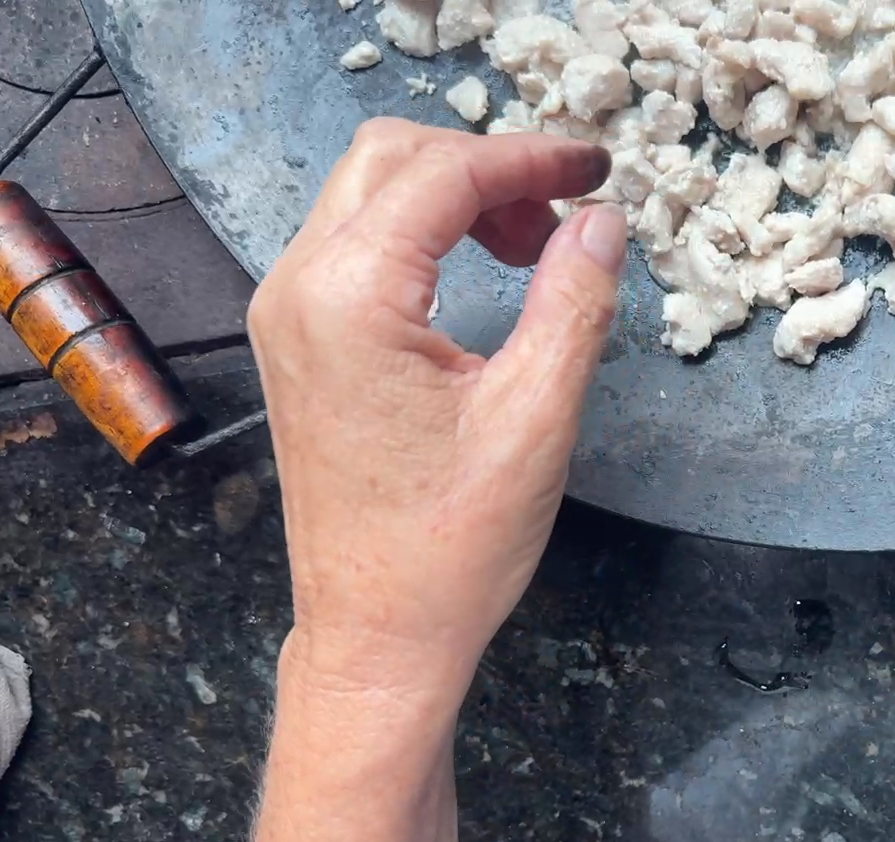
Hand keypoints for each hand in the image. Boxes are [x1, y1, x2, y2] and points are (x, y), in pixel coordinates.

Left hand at [247, 119, 624, 701]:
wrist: (382, 630)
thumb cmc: (458, 541)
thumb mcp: (537, 419)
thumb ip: (574, 305)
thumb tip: (604, 224)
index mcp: (348, 297)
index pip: (442, 174)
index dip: (531, 158)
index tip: (599, 169)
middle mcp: (297, 288)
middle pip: (393, 162)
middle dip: (492, 169)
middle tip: (570, 217)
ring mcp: (290, 317)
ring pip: (374, 201)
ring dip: (462, 202)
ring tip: (537, 252)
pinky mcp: (305, 347)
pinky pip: (364, 251)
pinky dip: (432, 241)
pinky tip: (485, 281)